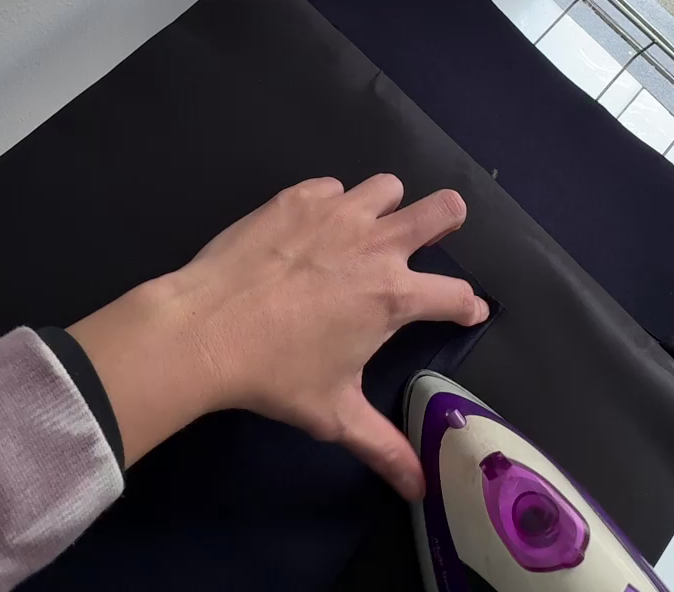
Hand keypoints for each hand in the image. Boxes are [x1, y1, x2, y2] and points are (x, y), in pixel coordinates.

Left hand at [67, 175, 487, 498]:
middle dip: (449, 220)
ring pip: (388, 187)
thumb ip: (383, 447)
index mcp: (392, 296)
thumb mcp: (334, 414)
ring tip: (368, 228)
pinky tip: (313, 228)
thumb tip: (418, 488)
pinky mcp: (298, 197)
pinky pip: (332, 186)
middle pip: (443, 209)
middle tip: (433, 237)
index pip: (455, 294)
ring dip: (387, 206)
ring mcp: (337, 213)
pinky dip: (332, 203)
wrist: (206, 329)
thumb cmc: (275, 374)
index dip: (467, 305)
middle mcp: (375, 244)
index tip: (465, 310)